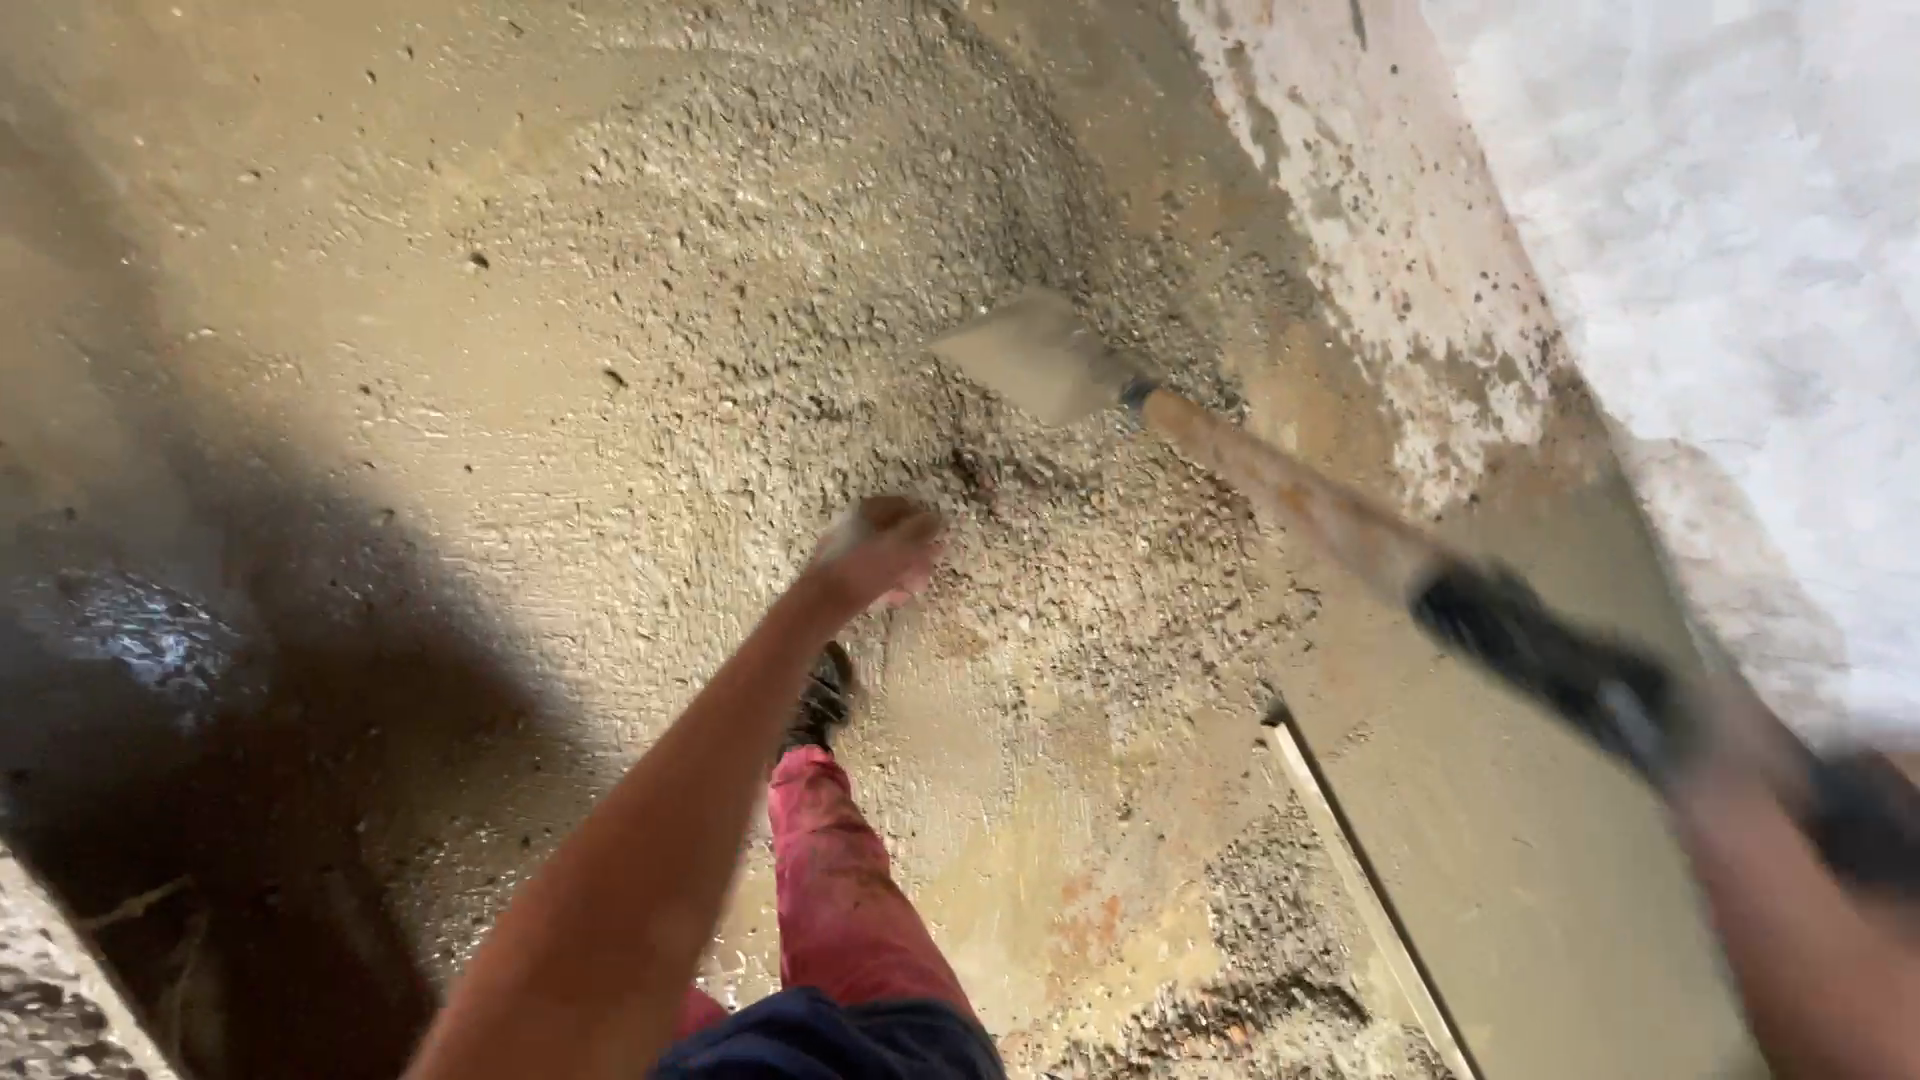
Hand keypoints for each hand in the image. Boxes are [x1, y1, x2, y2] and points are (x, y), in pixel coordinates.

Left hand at [802, 496, 944, 616]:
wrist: (822, 602)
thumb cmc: (865, 569)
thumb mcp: (900, 547)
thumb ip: (921, 530)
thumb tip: (936, 518)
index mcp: (867, 511)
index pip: (903, 505)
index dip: (923, 520)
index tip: (936, 540)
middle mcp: (854, 524)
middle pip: (894, 532)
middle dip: (916, 551)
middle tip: (928, 569)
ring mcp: (846, 548)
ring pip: (884, 554)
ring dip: (904, 569)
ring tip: (915, 588)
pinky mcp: (842, 572)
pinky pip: (871, 571)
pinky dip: (886, 581)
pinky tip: (895, 597)